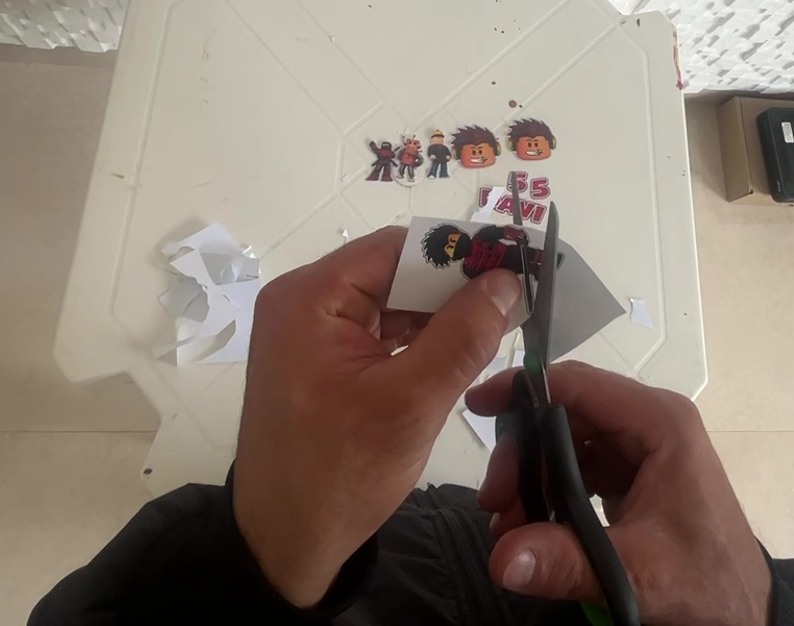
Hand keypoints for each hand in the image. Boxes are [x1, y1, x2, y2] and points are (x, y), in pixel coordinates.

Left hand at [232, 226, 521, 606]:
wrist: (283, 544)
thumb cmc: (340, 475)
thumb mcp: (411, 403)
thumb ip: (462, 337)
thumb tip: (504, 281)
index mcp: (312, 297)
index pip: (396, 249)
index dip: (456, 253)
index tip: (509, 265)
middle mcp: (305, 299)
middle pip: (393, 271)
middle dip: (450, 287)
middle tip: (510, 300)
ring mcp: (309, 327)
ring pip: (390, 299)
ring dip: (437, 313)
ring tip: (492, 324)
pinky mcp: (320, 353)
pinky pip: (379, 326)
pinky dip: (417, 335)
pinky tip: (455, 348)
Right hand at [466, 362, 771, 625]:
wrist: (749, 617)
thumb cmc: (709, 584)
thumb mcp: (638, 573)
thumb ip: (568, 560)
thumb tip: (501, 557)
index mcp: (658, 420)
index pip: (577, 384)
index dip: (524, 388)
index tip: (478, 405)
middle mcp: (647, 420)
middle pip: (564, 412)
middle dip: (524, 453)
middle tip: (495, 500)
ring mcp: (639, 444)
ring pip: (565, 438)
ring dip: (533, 475)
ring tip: (507, 520)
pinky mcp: (631, 469)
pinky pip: (577, 464)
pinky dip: (550, 491)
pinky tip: (531, 525)